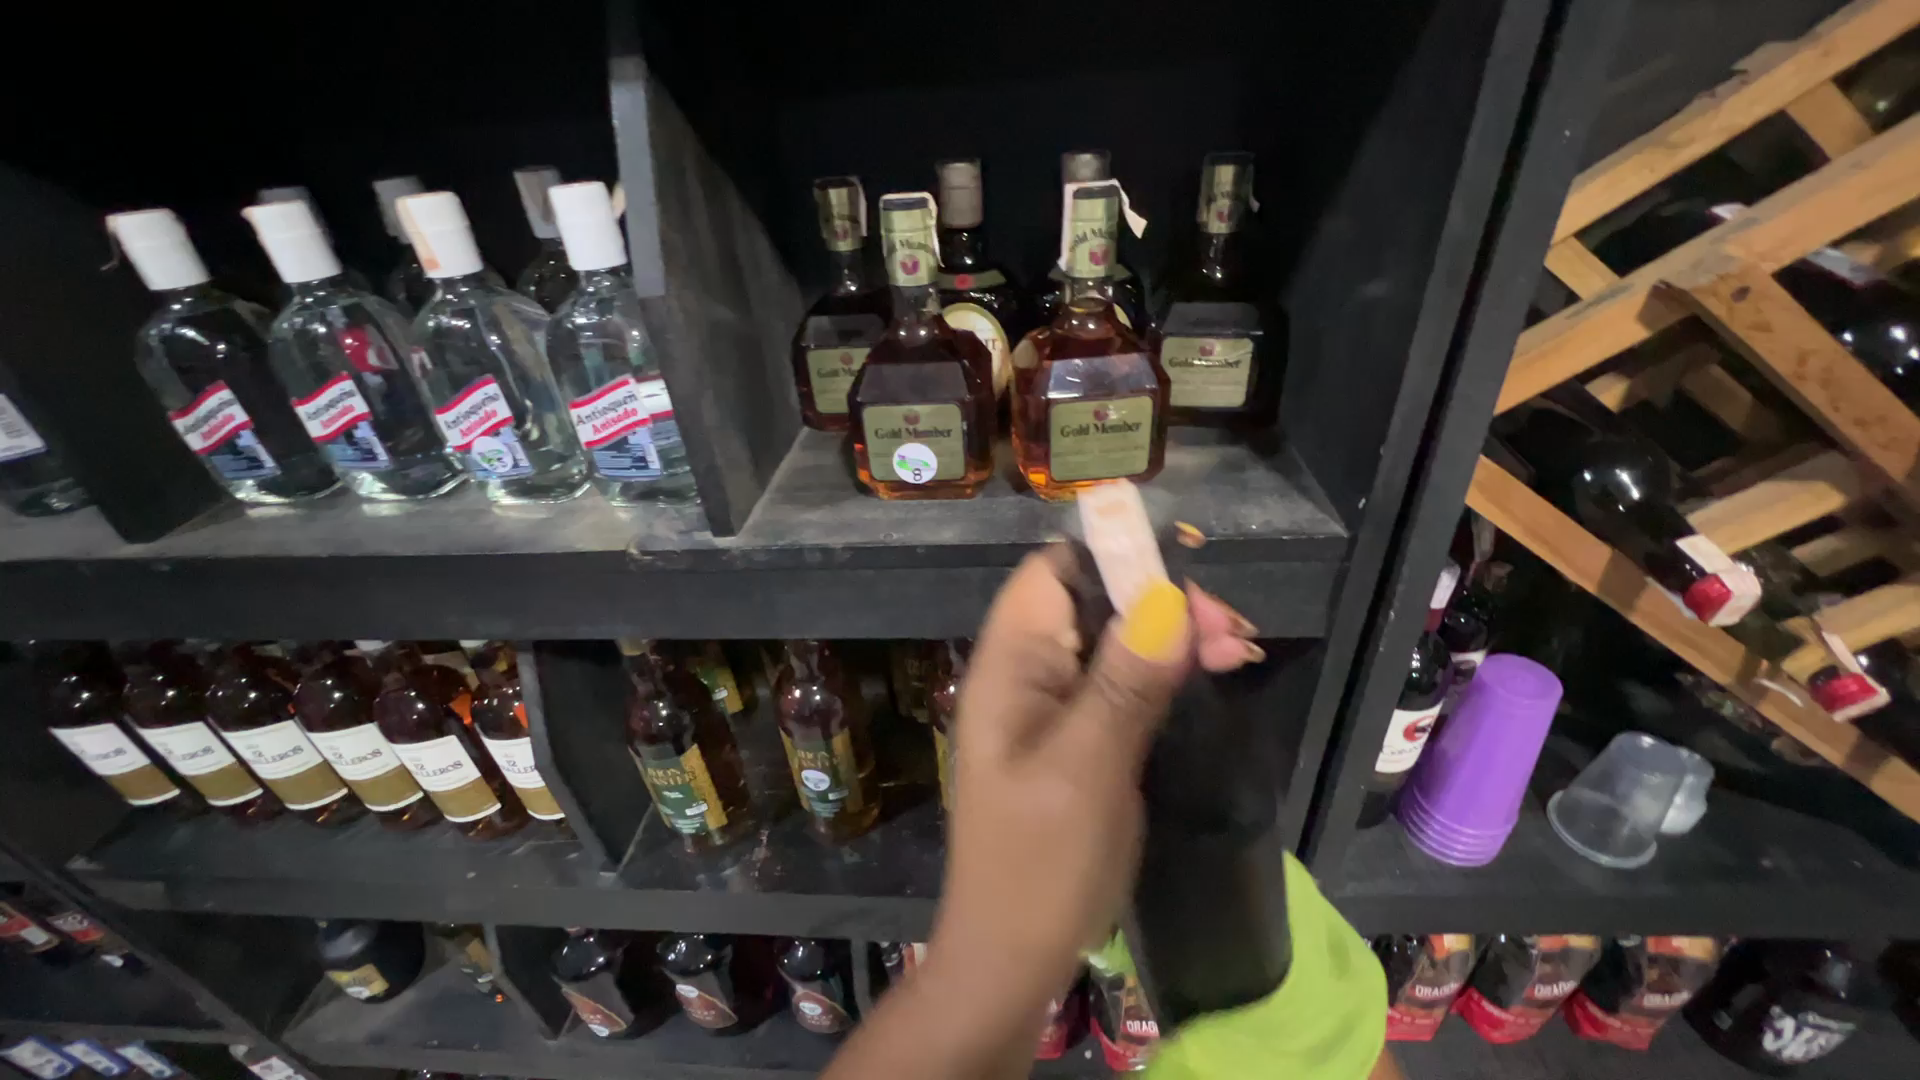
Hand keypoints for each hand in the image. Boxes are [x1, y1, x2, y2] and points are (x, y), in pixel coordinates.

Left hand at [929, 547, 1263, 1019]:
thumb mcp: (1084, 770)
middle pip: (1092, 603)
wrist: (1014, 958)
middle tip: (1233, 632)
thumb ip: (1124, 684)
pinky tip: (1213, 675)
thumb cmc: (1038, 866)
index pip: (1052, 573)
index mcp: (1008, 666)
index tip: (1186, 585)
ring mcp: (1052, 708)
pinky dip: (1166, 675)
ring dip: (1172, 637)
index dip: (1115, 562)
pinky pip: (1122, 685)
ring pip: (1115, 643)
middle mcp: (1026, 674)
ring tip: (1238, 650)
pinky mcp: (1079, 739)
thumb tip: (1167, 599)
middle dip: (1159, 602)